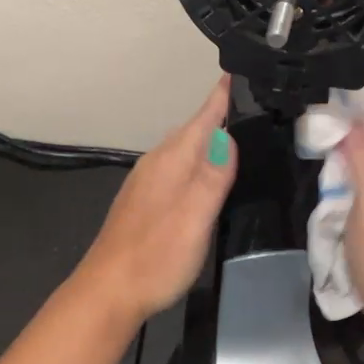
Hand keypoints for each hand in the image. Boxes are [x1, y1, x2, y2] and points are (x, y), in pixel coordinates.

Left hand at [73, 76, 236, 324]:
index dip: (223, 95)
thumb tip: (229, 135)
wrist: (108, 292)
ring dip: (209, 139)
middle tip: (255, 105)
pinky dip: (196, 162)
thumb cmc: (156, 256)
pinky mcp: (144, 201)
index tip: (245, 71)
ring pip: (185, 149)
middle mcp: (157, 162)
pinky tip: (207, 174)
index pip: (204, 116)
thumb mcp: (195, 217)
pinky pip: (177, 167)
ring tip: (239, 135)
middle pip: (194, 129)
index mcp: (172, 160)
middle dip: (221, 115)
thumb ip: (213, 176)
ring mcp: (147, 181)